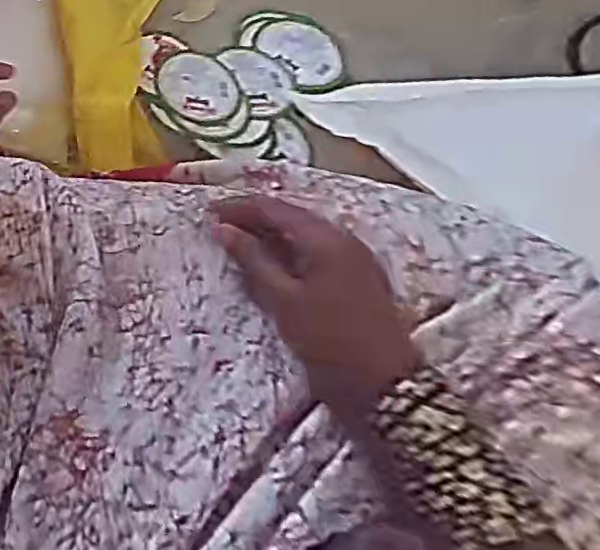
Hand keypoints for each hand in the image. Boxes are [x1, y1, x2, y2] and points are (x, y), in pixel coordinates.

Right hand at [211, 195, 419, 408]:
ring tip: (240, 242)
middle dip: (253, 218)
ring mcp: (354, 257)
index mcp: (323, 238)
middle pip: (289, 215)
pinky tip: (273, 261)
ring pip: (303, 232)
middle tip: (220, 226)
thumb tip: (223, 229)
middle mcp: (342, 238)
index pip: (272, 208)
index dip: (237, 207)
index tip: (209, 213)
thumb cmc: (330, 342)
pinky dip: (290, 248)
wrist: (389, 392)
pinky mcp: (359, 276)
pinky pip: (316, 248)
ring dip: (271, 233)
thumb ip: (251, 259)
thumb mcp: (282, 300)